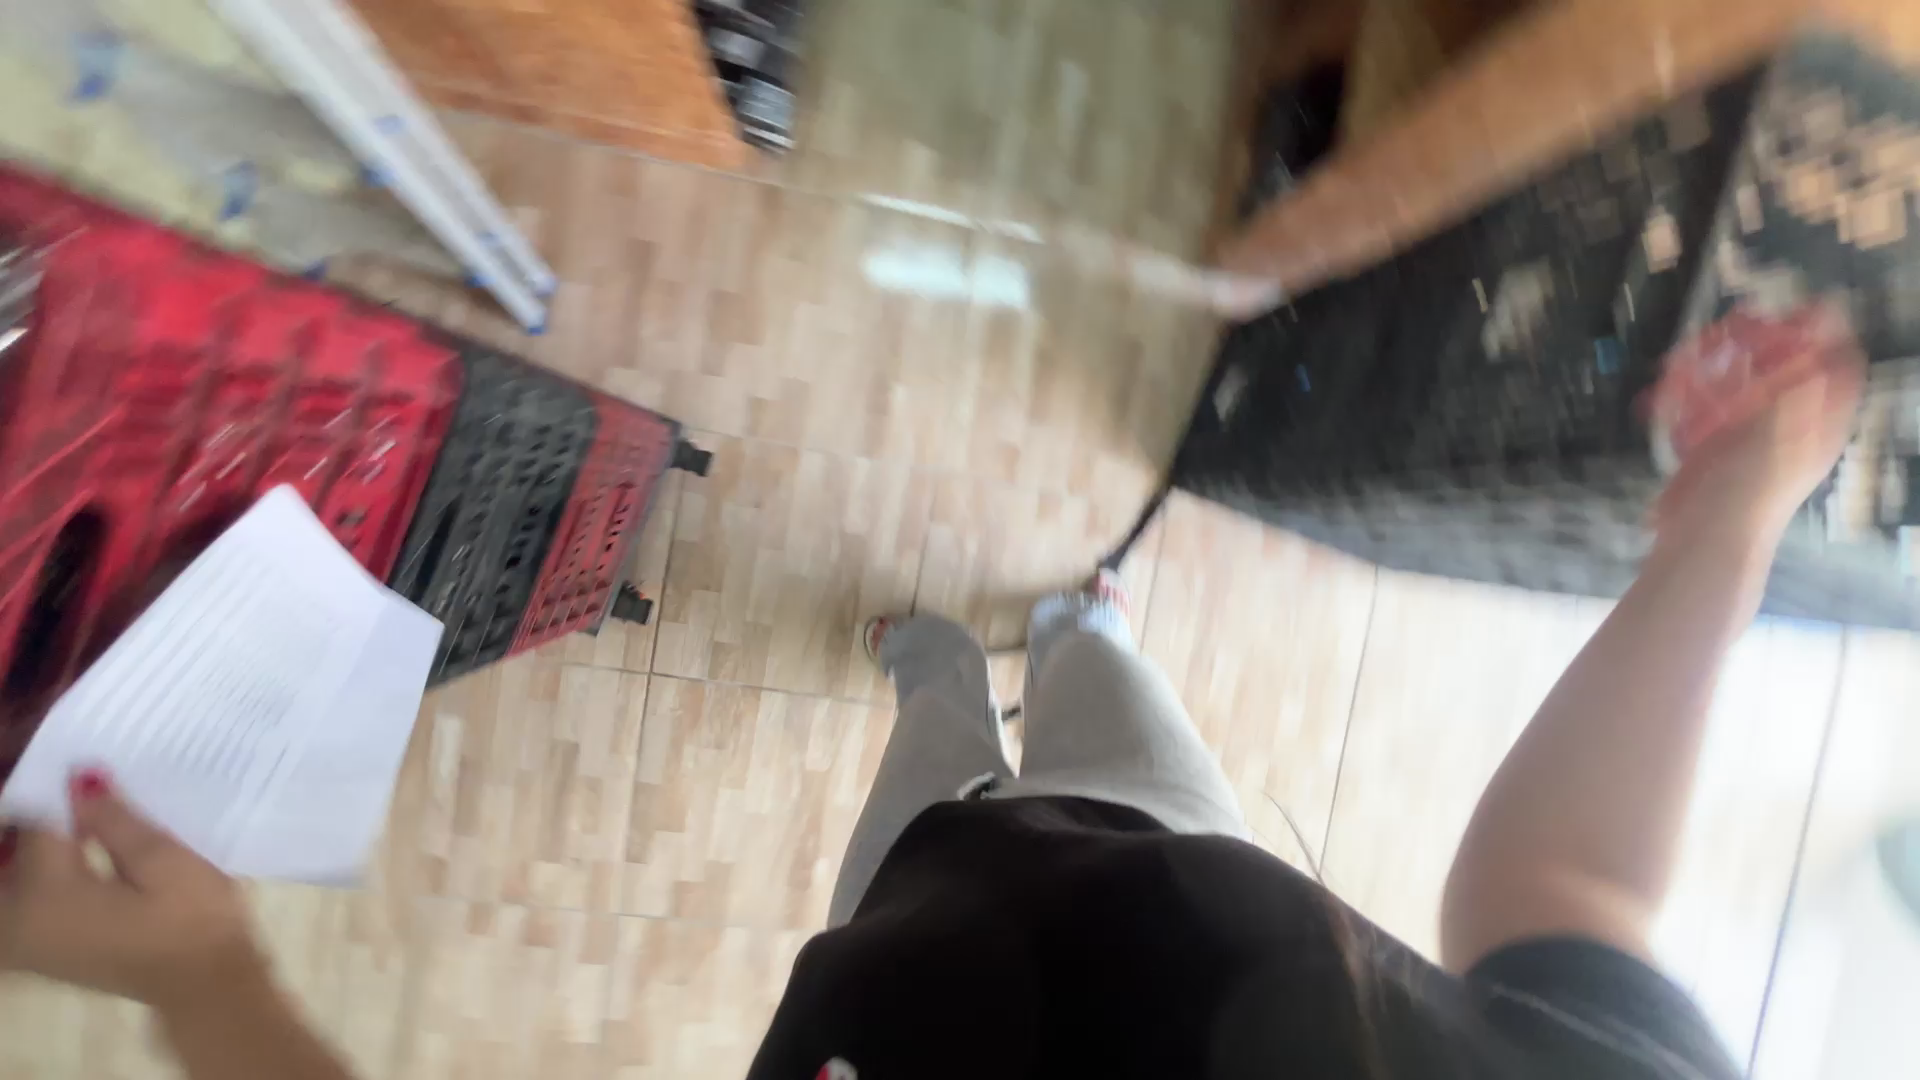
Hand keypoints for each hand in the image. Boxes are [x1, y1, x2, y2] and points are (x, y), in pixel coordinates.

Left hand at [0, 769, 271, 1014]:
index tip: (96, 762)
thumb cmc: (194, 916)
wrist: (201, 979)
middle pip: (9, 852)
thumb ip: (120, 823)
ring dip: (38, 844)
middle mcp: (9, 918)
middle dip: (42, 817)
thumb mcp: (168, 862)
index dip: (68, 790)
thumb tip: (81, 779)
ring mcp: (14, 938)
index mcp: (42, 894)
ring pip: (9, 875)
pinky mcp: (31, 947)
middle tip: (91, 788)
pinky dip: (40, 870)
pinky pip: (18, 898)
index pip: (40, 826)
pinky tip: (85, 853)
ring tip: (90, 817)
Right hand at [1651, 306, 1865, 550]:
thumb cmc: (1747, 492)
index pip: (1829, 363)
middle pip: (1773, 370)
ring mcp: (1742, 437)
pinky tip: (1656, 396)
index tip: (1786, 312)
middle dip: (1747, 346)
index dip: (1813, 334)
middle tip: (1721, 328)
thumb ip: (1794, 388)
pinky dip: (1674, 403)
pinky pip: (1692, 417)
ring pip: (1727, 390)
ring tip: (1675, 360)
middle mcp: (1783, 423)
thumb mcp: (1779, 433)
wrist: (1705, 537)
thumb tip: (1814, 342)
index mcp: (1814, 418)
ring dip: (1701, 371)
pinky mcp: (1705, 452)